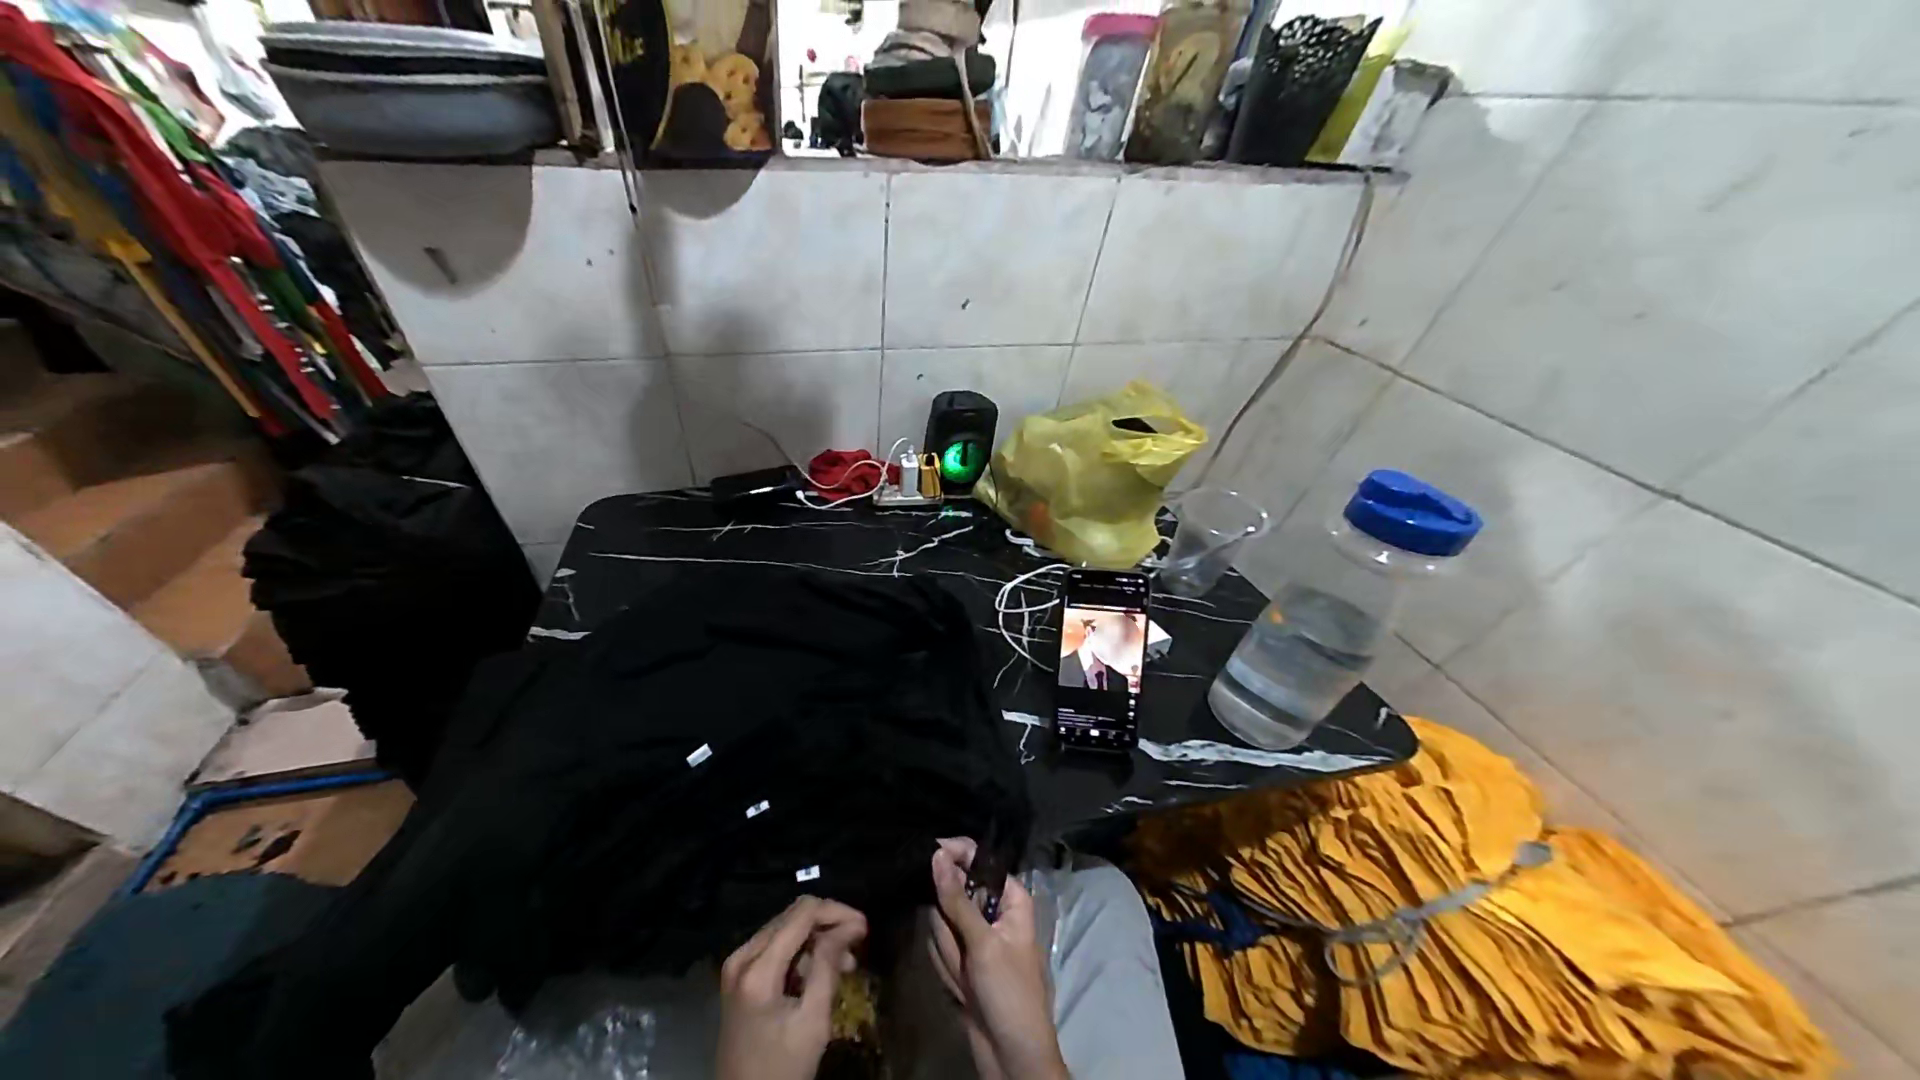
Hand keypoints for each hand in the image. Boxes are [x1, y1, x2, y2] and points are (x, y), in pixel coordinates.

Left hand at [717, 895, 867, 1079]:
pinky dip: (801, 951)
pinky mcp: (739, 975)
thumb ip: (829, 966)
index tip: (864, 927)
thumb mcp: (813, 1020)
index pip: (803, 913)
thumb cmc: (782, 1068)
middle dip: (829, 923)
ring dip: (817, 938)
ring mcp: (737, 965)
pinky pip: (775, 945)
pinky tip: (821, 969)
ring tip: (845, 962)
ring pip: (785, 928)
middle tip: (857, 942)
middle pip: (793, 915)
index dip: (837, 912)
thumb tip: (850, 925)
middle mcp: (742, 956)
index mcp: (758, 969)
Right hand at [928, 839, 1069, 1079]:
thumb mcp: (983, 944)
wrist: (1011, 1057)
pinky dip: (946, 968)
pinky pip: (941, 949)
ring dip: (949, 952)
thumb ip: (957, 899)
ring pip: (942, 923)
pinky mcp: (962, 959)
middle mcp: (993, 911)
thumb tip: (939, 854)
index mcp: (1011, 898)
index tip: (929, 852)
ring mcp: (975, 937)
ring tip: (967, 977)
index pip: (979, 860)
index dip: (955, 853)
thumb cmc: (1009, 993)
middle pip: (953, 893)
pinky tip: (962, 988)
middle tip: (964, 951)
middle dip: (949, 923)